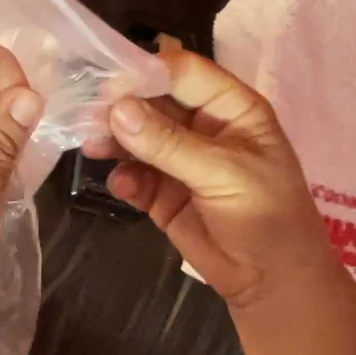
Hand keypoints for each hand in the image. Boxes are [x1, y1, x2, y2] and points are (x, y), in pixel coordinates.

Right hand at [93, 46, 343, 309]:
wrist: (271, 281)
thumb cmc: (266, 216)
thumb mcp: (224, 173)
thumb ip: (170, 144)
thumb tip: (117, 111)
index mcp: (231, 108)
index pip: (184, 73)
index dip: (147, 72)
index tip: (108, 82)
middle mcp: (202, 127)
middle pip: (154, 102)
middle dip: (121, 107)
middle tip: (85, 113)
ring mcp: (180, 162)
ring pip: (138, 139)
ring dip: (115, 140)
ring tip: (92, 147)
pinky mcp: (163, 195)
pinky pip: (135, 177)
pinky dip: (123, 178)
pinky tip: (120, 184)